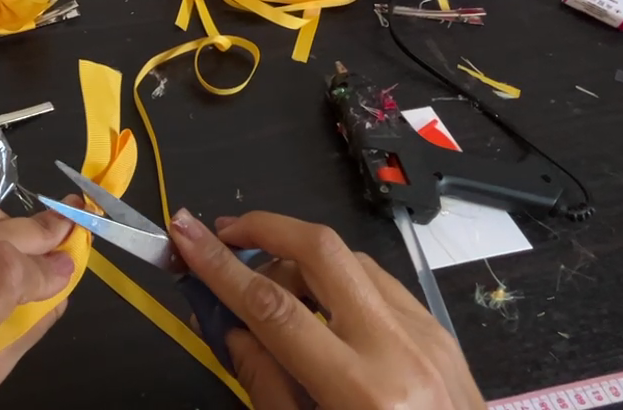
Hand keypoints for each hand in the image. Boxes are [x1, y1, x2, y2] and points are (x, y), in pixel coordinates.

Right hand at [168, 210, 483, 409]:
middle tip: (224, 235)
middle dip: (263, 228)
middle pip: (320, 251)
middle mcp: (399, 352)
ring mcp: (426, 336)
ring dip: (297, 259)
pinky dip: (335, 278)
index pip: (272, 308)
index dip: (219, 265)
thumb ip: (264, 382)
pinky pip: (375, 280)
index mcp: (363, 394)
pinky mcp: (439, 332)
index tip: (183, 231)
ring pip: (347, 258)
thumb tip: (228, 322)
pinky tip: (320, 306)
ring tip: (271, 290)